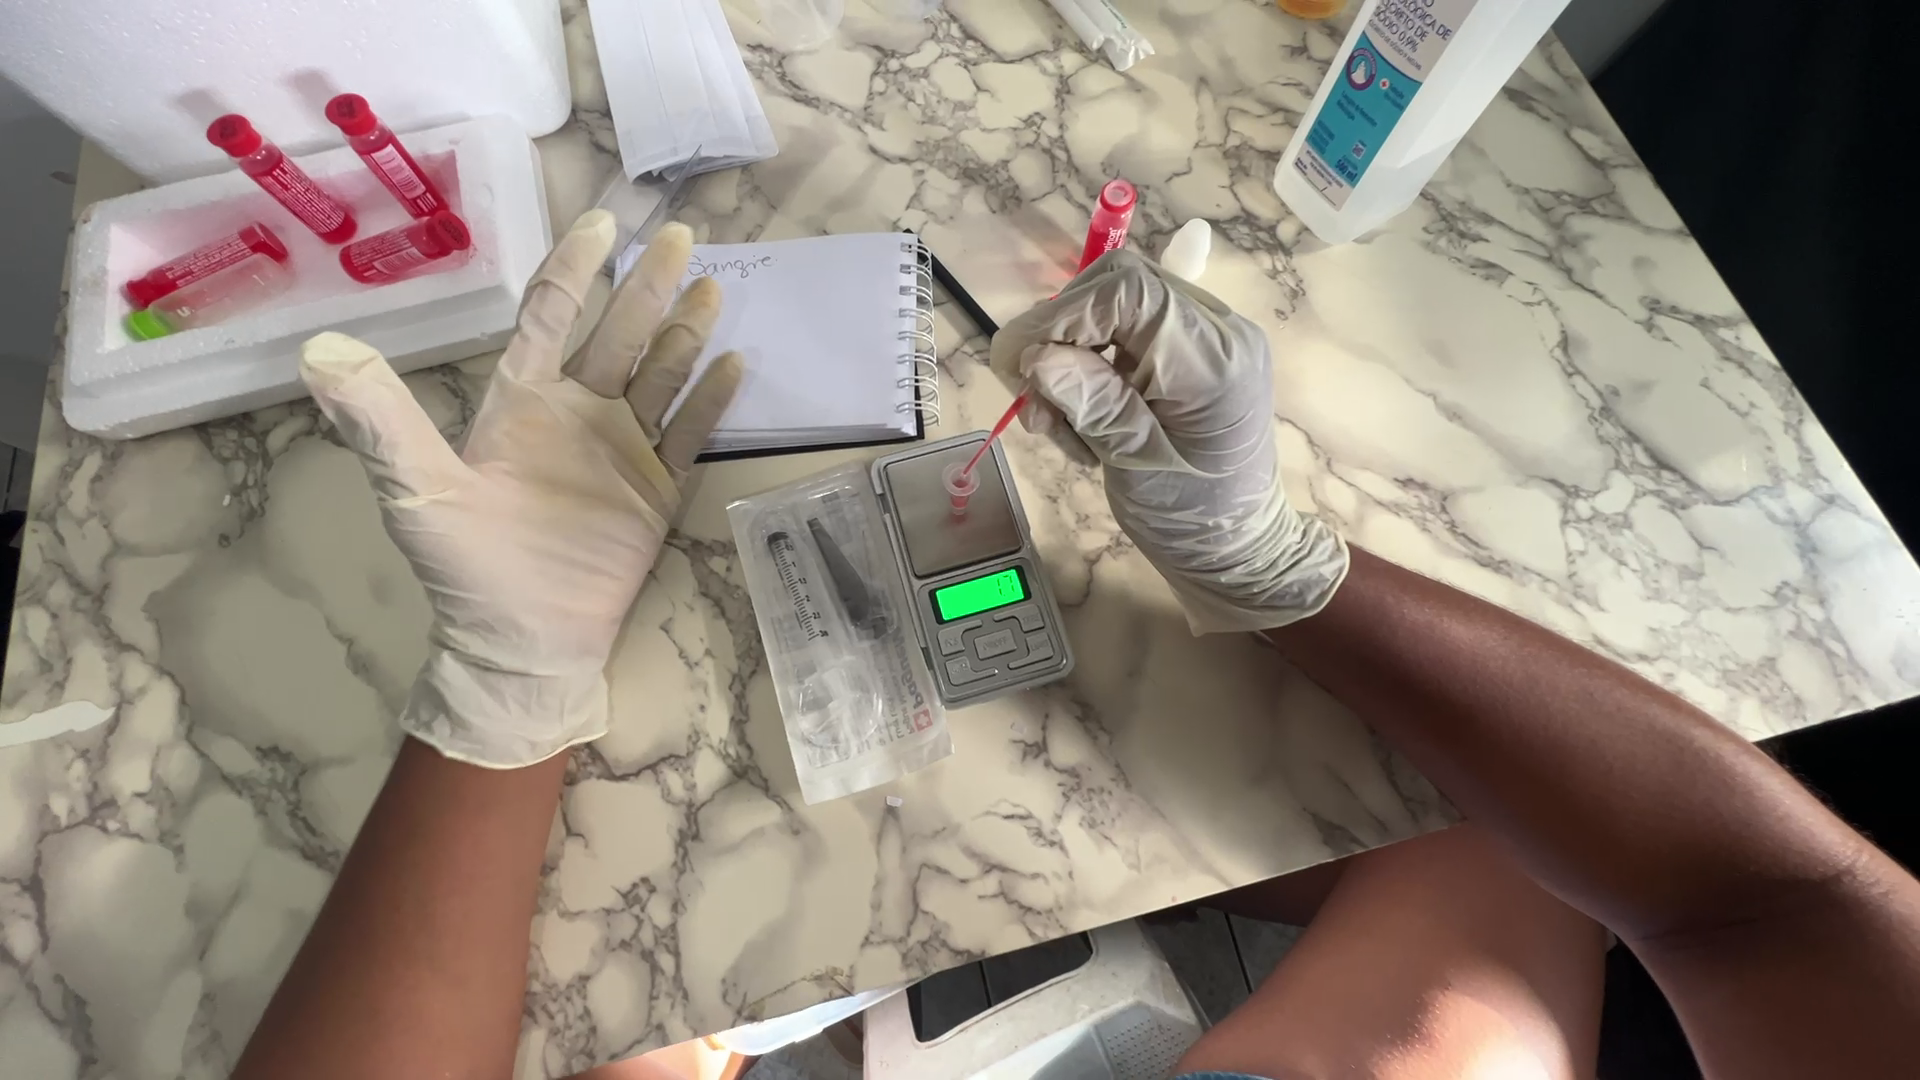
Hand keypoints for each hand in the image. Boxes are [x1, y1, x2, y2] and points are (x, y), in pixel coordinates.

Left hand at [299, 212, 739, 767]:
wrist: (527, 636)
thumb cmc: (468, 566)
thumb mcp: (417, 493)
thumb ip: (382, 423)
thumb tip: (321, 347)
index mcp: (522, 401)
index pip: (552, 318)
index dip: (577, 268)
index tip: (604, 222)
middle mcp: (579, 412)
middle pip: (620, 335)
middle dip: (649, 285)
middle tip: (683, 237)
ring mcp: (624, 448)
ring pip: (662, 375)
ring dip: (686, 333)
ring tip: (713, 290)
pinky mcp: (659, 486)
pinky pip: (690, 434)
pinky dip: (711, 401)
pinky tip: (735, 365)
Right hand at [989, 250, 1346, 632]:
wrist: (1233, 545)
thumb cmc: (1190, 518)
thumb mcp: (1135, 466)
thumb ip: (1093, 404)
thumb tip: (1035, 355)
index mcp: (1213, 360)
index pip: (1128, 292)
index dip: (1060, 315)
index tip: (1016, 363)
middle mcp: (1217, 332)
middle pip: (1117, 288)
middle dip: (1060, 334)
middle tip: (1032, 397)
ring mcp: (1203, 339)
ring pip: (1112, 309)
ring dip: (1068, 358)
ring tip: (1056, 424)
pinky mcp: (1186, 355)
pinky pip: (1122, 336)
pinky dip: (1086, 369)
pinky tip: (1081, 419)